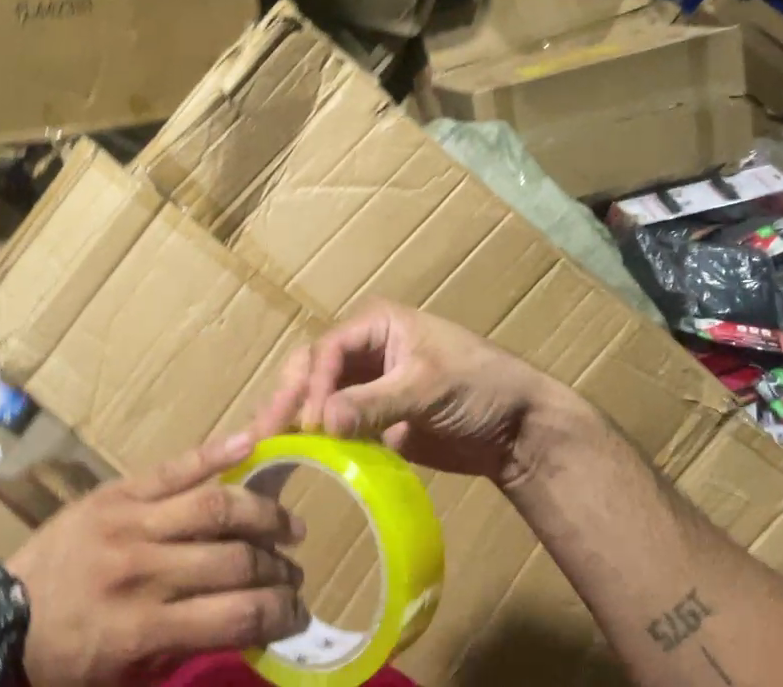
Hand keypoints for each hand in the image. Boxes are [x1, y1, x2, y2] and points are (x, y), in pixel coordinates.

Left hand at [7, 433, 309, 686]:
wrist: (1, 617)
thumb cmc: (66, 656)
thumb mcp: (125, 674)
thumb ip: (184, 648)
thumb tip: (246, 623)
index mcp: (145, 626)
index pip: (237, 615)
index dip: (280, 614)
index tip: (298, 614)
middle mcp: (144, 570)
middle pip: (235, 561)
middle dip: (278, 570)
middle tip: (295, 573)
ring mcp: (130, 522)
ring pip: (215, 508)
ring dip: (263, 515)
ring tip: (289, 525)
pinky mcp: (117, 492)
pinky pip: (173, 468)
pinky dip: (215, 454)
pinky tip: (250, 445)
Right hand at [252, 300, 585, 488]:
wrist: (519, 428)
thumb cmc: (479, 387)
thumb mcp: (426, 386)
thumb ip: (373, 403)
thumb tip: (319, 423)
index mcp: (376, 324)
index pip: (328, 349)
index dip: (312, 384)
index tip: (307, 424)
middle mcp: (364, 350)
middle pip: (313, 369)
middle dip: (289, 399)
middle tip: (263, 434)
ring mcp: (367, 385)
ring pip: (318, 397)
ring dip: (296, 420)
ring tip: (269, 448)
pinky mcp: (372, 417)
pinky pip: (336, 425)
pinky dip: (317, 440)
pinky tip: (297, 459)